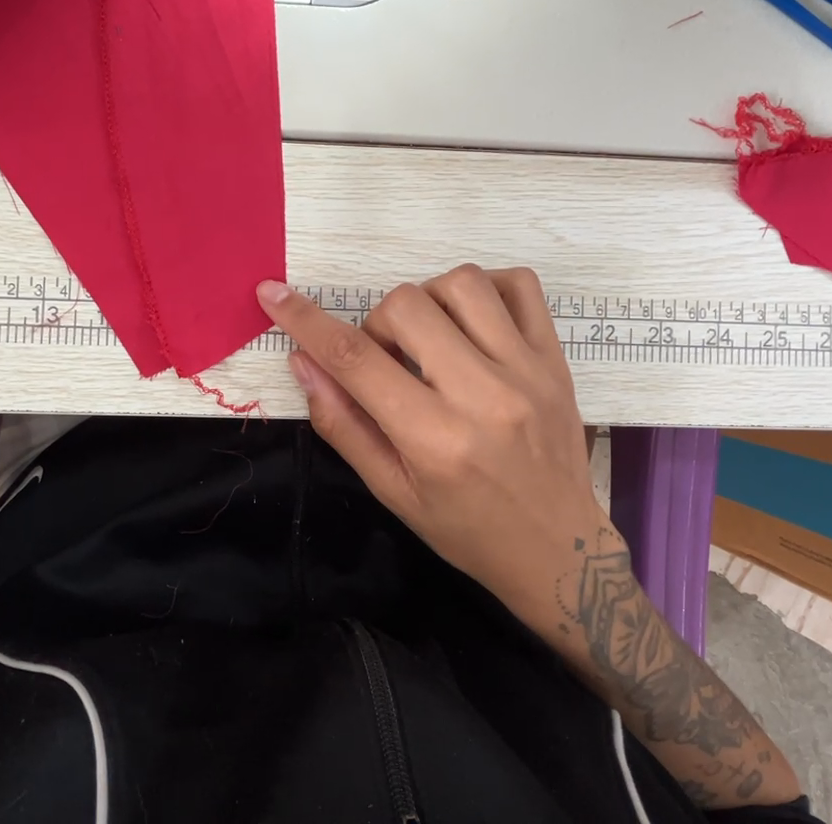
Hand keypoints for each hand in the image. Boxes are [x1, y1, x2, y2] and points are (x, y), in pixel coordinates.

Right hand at [256, 266, 600, 608]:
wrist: (557, 548)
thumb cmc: (464, 528)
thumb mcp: (391, 491)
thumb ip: (341, 423)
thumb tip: (302, 361)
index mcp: (434, 439)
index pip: (355, 360)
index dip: (305, 321)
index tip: (273, 294)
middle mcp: (483, 395)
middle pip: (406, 306)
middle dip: (377, 324)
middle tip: (389, 360)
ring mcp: (527, 371)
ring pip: (461, 283)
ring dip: (427, 300)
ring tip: (430, 339)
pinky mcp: (555, 358)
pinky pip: (519, 283)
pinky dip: (484, 288)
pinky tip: (471, 322)